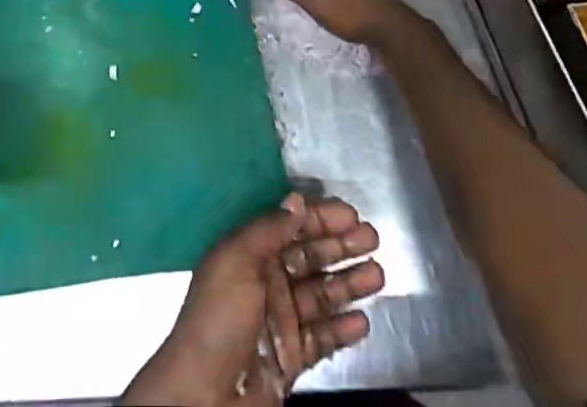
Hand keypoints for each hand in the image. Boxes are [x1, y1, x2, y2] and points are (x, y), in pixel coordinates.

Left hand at [121, 193, 383, 406]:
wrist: (209, 388)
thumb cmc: (220, 315)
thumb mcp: (237, 261)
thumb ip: (268, 230)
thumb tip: (296, 199)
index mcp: (248, 255)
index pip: (288, 228)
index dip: (318, 219)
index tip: (350, 213)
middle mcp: (265, 282)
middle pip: (308, 258)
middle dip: (339, 246)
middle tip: (372, 237)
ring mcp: (280, 319)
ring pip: (321, 296)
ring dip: (348, 284)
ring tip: (377, 275)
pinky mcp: (293, 354)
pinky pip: (323, 337)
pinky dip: (342, 329)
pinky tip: (362, 322)